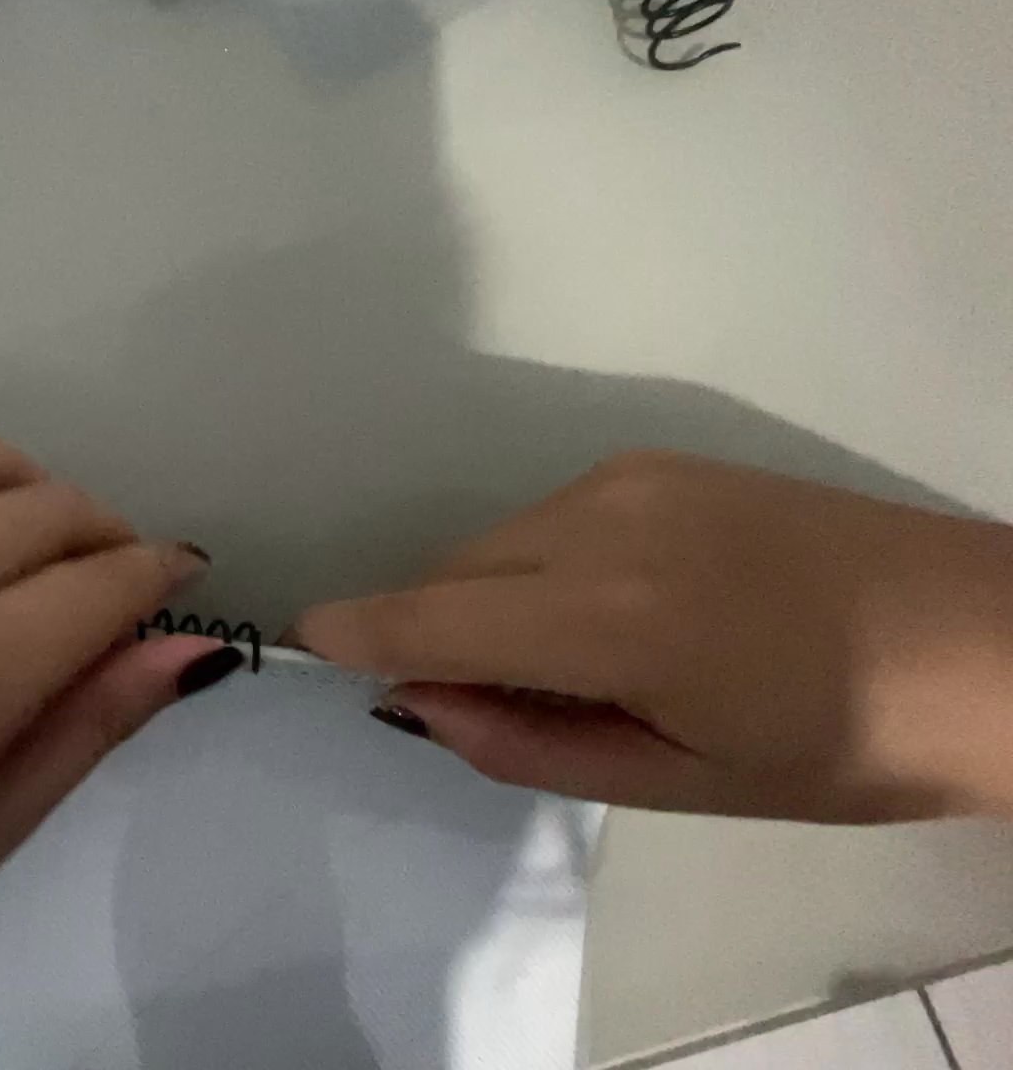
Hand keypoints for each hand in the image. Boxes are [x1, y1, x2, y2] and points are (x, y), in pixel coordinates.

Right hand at [293, 451, 1012, 822]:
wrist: (1003, 638)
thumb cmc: (842, 742)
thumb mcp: (678, 782)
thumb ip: (521, 743)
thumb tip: (413, 700)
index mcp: (615, 621)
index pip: (433, 620)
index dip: (355, 630)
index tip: (301, 638)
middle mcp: (599, 525)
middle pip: (444, 577)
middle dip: (429, 631)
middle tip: (480, 691)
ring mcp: (620, 480)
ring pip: (482, 547)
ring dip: (479, 600)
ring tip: (565, 647)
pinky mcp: (638, 461)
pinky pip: (530, 523)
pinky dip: (525, 569)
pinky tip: (603, 598)